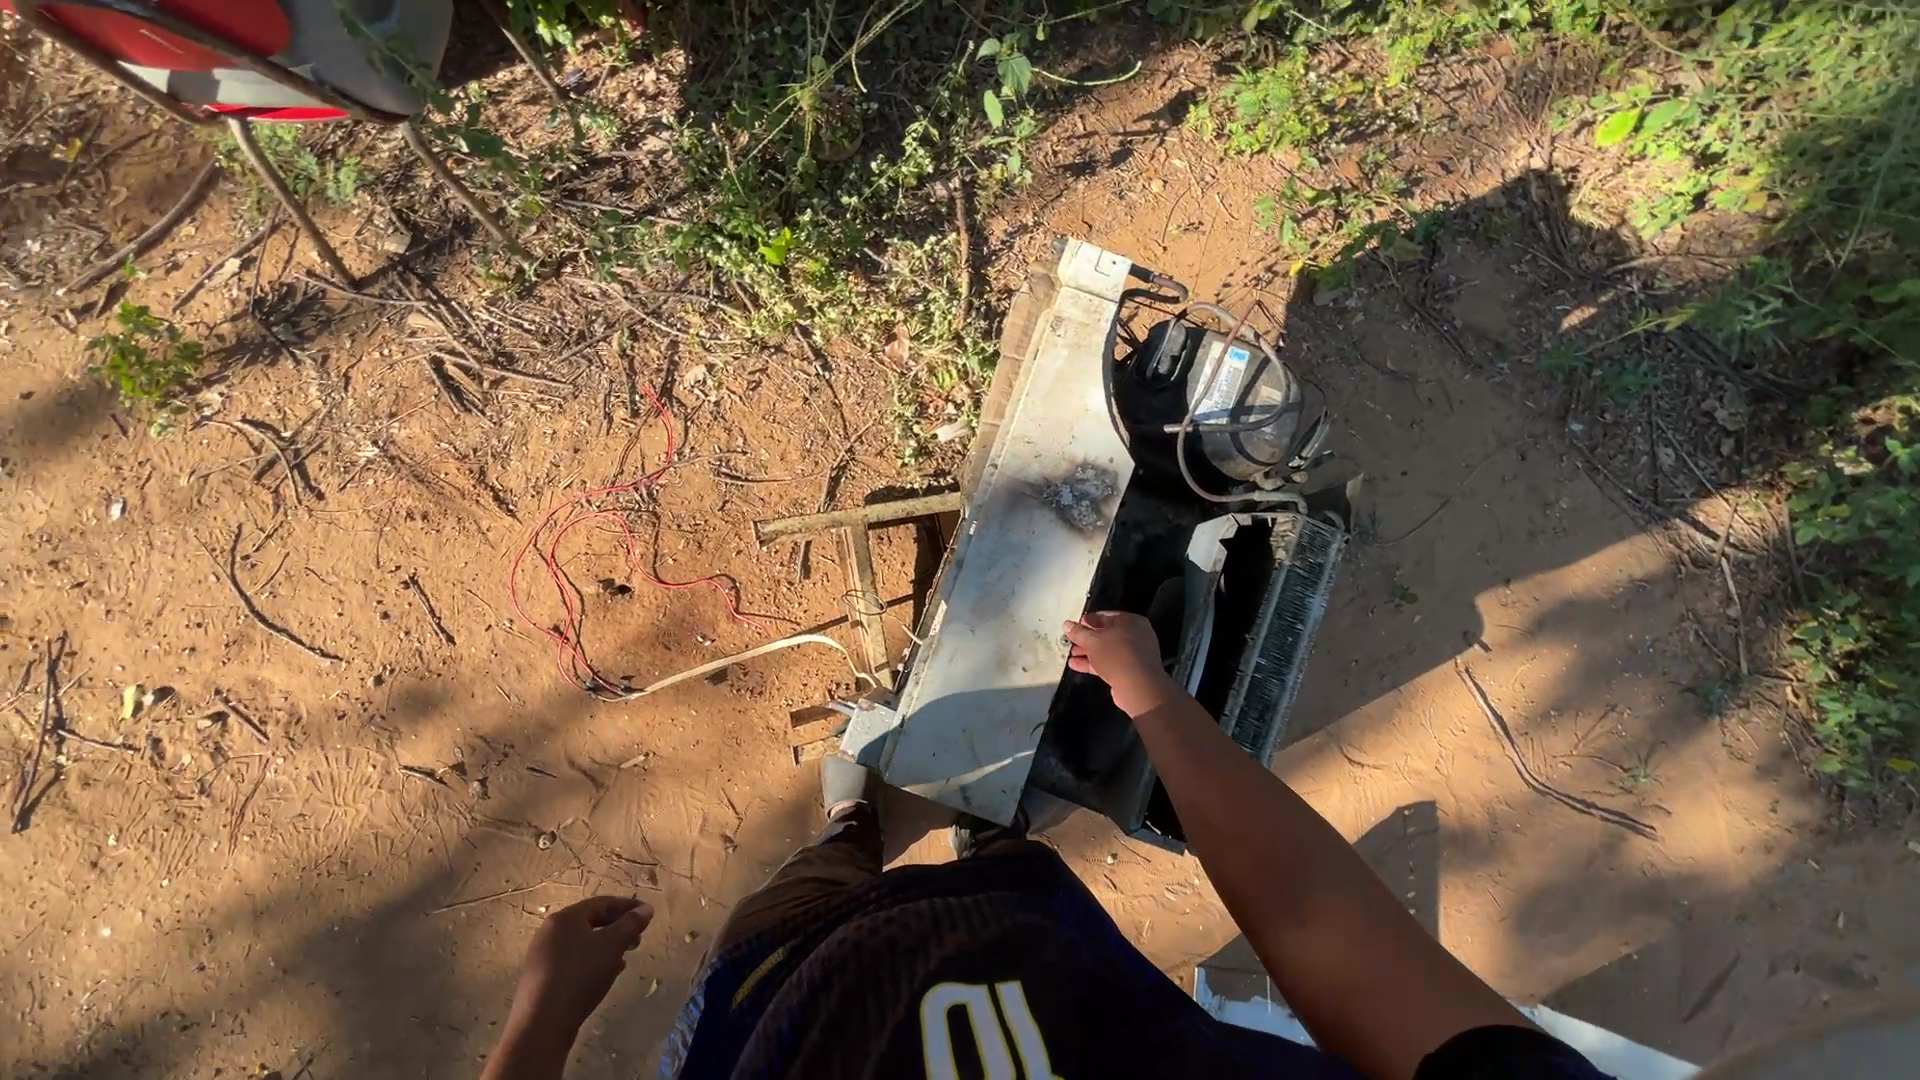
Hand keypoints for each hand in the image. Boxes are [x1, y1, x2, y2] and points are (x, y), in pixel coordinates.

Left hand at [506, 895, 652, 1036]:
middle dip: (618, 929)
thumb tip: (646, 909)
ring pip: (582, 944)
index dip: (628, 906)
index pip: (602, 903)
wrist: (541, 1025)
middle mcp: (549, 933)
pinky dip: (592, 962)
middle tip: (637, 939)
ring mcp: (542, 958)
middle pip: (591, 922)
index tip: (648, 914)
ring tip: (624, 959)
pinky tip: (604, 976)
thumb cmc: (580, 975)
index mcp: (564, 918)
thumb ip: (631, 923)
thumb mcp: (612, 945)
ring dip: (607, 947)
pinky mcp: (540, 980)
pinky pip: (572, 962)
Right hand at [1063, 611, 1182, 717]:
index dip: (1088, 620)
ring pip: (1106, 650)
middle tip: (1071, 641)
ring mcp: (1133, 654)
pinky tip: (1076, 665)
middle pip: (1106, 634)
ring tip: (1070, 654)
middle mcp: (1134, 635)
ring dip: (1088, 652)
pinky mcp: (1129, 670)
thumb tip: (1067, 625)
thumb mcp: (1093, 641)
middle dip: (1086, 639)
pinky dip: (1094, 663)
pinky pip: (1109, 663)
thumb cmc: (1118, 656)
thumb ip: (1078, 632)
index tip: (1074, 625)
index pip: (1105, 616)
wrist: (1138, 688)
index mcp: (1130, 621)